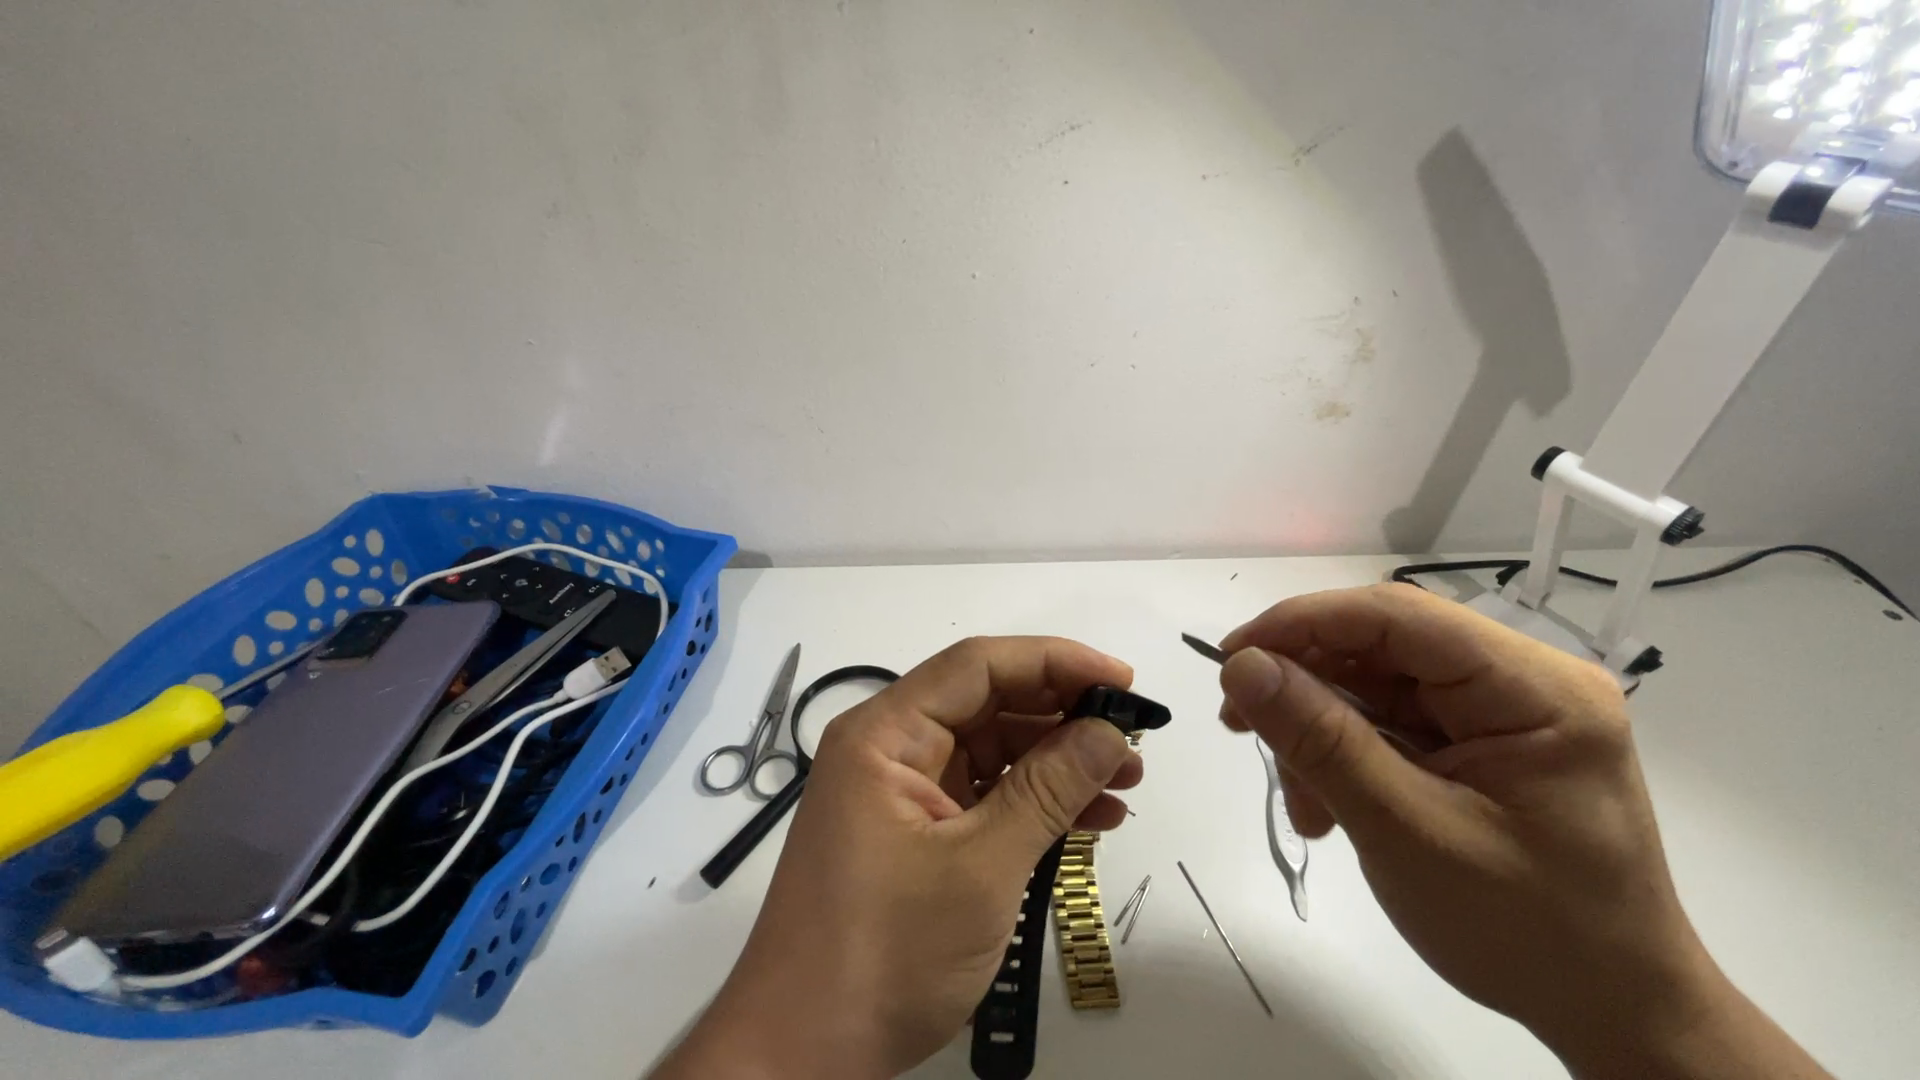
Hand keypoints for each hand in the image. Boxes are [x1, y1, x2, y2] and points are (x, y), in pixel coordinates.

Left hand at [654, 637, 1142, 1079]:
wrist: (805, 1052)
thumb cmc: (885, 952)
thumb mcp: (980, 868)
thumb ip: (1048, 791)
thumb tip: (1110, 730)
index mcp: (884, 734)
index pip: (977, 666)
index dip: (1054, 662)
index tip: (1123, 682)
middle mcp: (890, 750)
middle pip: (987, 704)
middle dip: (1064, 717)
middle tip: (1134, 739)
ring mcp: (902, 794)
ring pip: (991, 751)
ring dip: (1058, 763)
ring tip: (1126, 784)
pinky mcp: (915, 834)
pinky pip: (984, 797)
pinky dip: (1035, 804)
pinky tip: (1092, 821)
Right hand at [1218, 584, 1829, 1079]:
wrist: (1609, 1013)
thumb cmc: (1526, 932)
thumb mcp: (1407, 832)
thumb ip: (1322, 741)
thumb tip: (1241, 665)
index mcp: (1536, 689)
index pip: (1398, 615)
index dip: (1303, 623)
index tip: (1229, 659)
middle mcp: (1524, 682)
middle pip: (1382, 647)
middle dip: (1305, 688)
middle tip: (1239, 727)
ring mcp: (1503, 713)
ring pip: (1374, 685)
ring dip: (1319, 734)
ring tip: (1301, 803)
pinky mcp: (1482, 743)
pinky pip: (1389, 723)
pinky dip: (1344, 757)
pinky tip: (1326, 807)